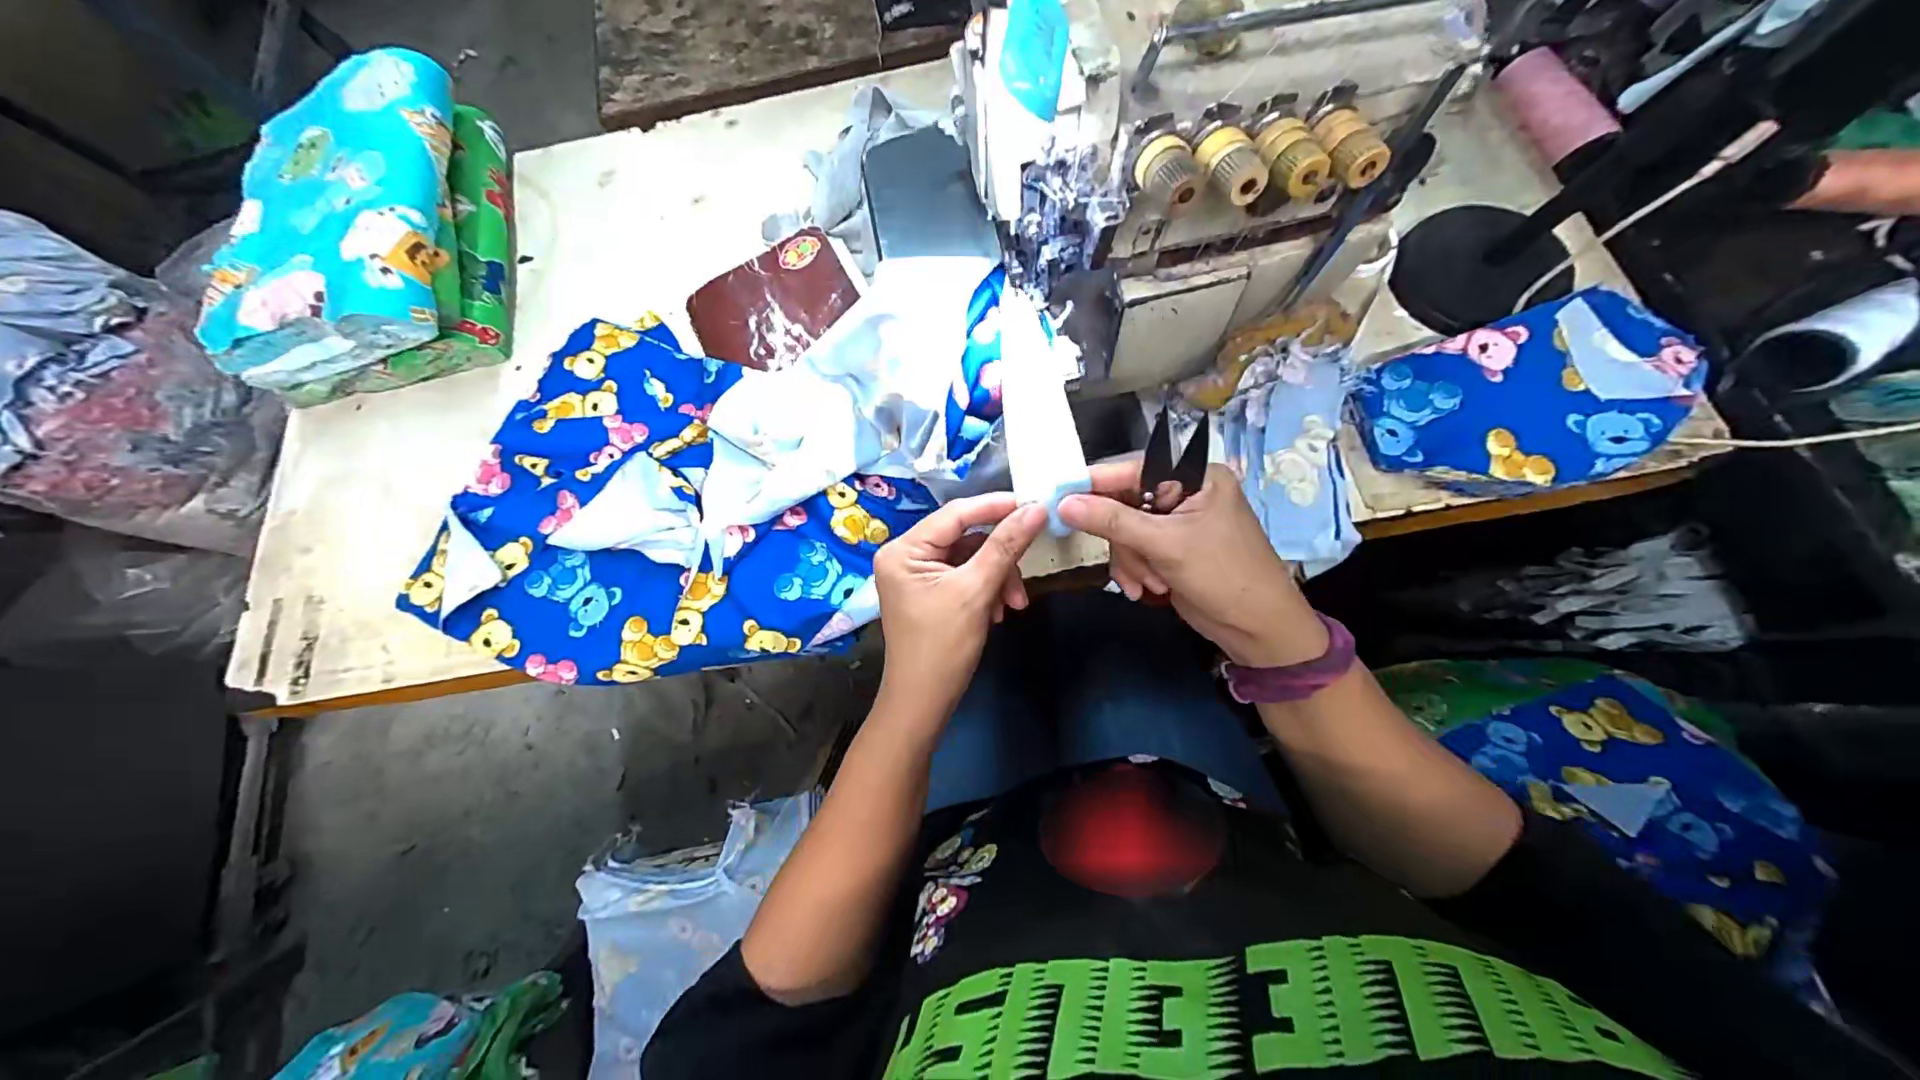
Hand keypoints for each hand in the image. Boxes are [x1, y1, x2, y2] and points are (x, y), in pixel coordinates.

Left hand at [873, 494, 1048, 716]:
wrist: (924, 703)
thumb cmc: (943, 646)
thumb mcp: (976, 591)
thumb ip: (1006, 546)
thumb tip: (1036, 509)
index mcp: (903, 549)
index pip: (956, 513)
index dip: (997, 507)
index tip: (1036, 505)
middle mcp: (905, 555)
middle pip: (965, 536)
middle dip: (999, 557)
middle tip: (1025, 574)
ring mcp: (917, 574)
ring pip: (971, 558)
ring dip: (997, 578)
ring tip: (1012, 605)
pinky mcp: (930, 592)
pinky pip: (966, 576)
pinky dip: (987, 590)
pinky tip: (998, 612)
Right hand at [1058, 461, 1327, 666]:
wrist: (1258, 628)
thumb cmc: (1222, 575)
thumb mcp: (1164, 545)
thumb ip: (1112, 521)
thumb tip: (1064, 503)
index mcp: (1196, 475)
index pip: (1133, 468)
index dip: (1096, 483)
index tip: (1060, 497)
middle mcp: (1186, 492)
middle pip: (1125, 502)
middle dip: (1123, 540)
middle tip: (1130, 563)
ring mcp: (1178, 522)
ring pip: (1124, 531)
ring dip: (1131, 561)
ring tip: (1148, 584)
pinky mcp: (1171, 548)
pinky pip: (1134, 549)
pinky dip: (1135, 570)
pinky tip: (1147, 589)